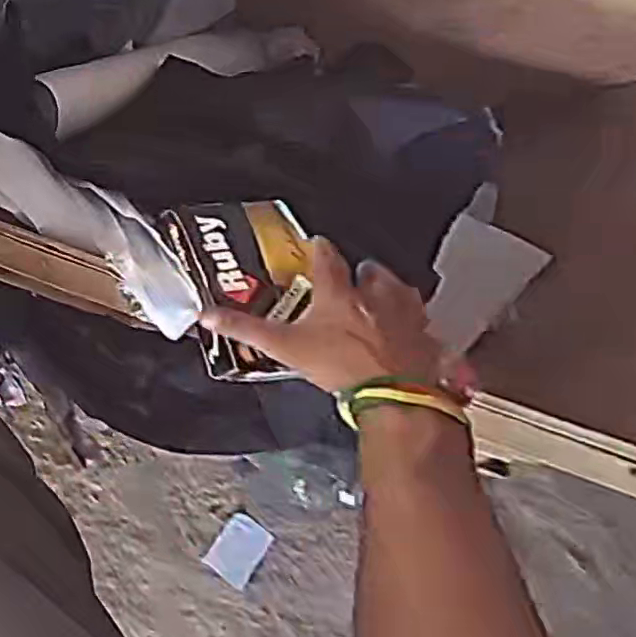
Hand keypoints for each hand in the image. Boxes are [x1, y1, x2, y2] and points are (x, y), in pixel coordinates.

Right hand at [198, 237, 465, 394]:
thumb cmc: (338, 364)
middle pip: (375, 274)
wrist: (393, 395)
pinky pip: (423, 324)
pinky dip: (415, 322)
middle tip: (357, 269)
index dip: (320, 249)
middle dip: (364, 269)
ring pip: (405, 293)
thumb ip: (243, 328)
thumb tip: (207, 315)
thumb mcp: (280, 345)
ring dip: (394, 289)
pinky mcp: (428, 341)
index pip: (328, 263)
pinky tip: (409, 328)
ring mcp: (408, 320)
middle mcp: (377, 300)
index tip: (317, 241)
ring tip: (386, 290)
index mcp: (340, 297)